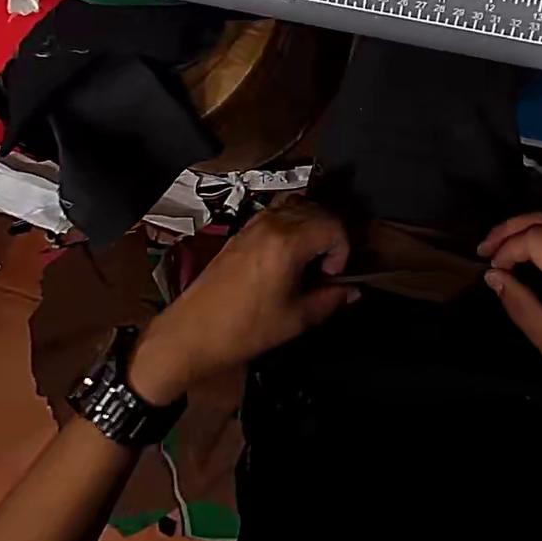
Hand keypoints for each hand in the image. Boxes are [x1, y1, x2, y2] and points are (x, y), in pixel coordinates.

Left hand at [129, 200, 356, 403]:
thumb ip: (329, 300)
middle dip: (331, 236)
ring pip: (299, 206)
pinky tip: (290, 254)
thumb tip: (350, 291)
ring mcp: (254, 224)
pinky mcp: (243, 231)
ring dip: (314, 226)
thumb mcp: (295, 320)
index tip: (332, 274)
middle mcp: (271, 225)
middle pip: (319, 211)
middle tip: (326, 268)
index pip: (333, 226)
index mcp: (286, 243)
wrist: (191, 334)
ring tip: (311, 258)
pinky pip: (278, 212)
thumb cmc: (240, 330)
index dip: (342, 250)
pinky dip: (293, 223)